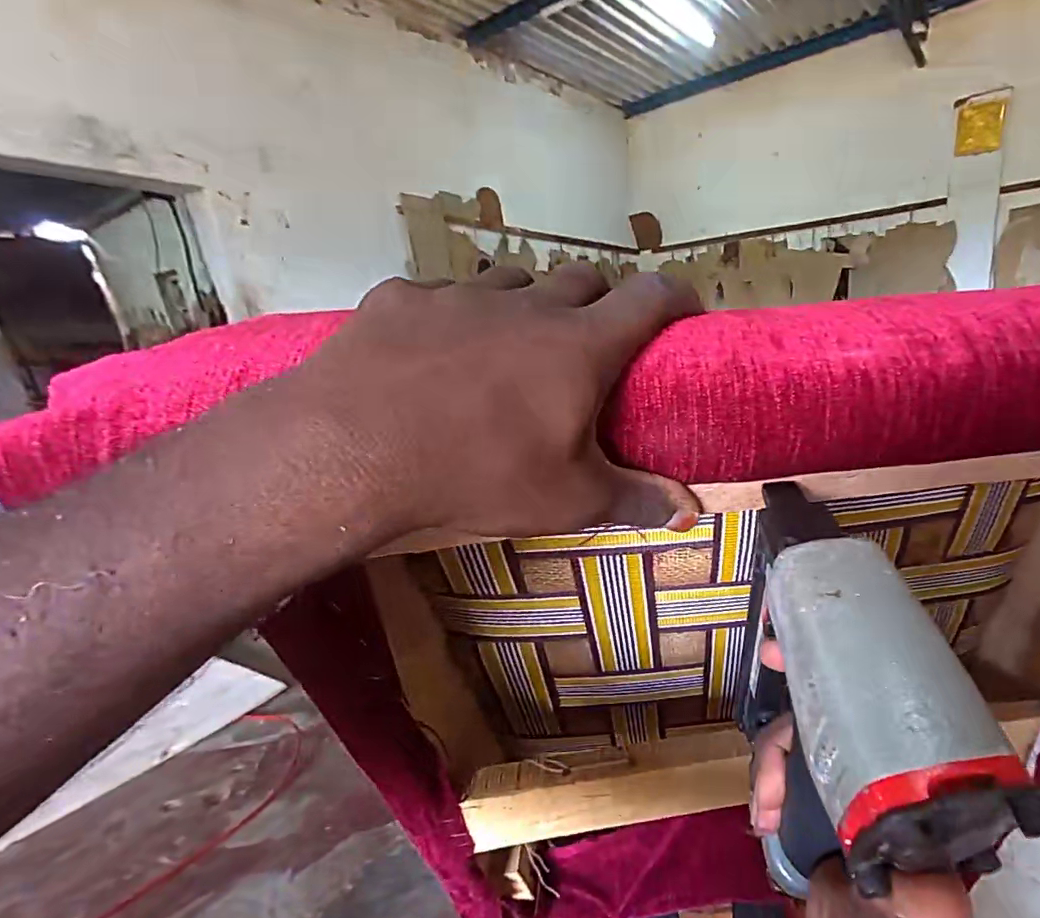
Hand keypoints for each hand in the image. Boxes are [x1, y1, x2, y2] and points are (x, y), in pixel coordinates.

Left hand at [268, 263, 703, 540]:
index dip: (677, 299)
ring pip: (517, 280)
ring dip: (533, 305)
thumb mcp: (569, 499)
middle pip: (585, 279)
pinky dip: (464, 318)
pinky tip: (443, 358)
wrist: (347, 454)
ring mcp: (460, 295)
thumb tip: (693, 515)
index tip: (686, 314)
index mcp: (580, 347)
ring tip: (520, 350)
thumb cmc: (479, 475)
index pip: (649, 298)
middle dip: (603, 303)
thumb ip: (637, 499)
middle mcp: (527, 305)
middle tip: (596, 348)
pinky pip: (448, 295)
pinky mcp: (402, 298)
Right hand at [750, 641, 978, 917]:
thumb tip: (943, 907)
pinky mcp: (812, 796)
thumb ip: (922, 904)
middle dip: (799, 688)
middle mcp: (882, 763)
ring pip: (799, 735)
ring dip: (774, 759)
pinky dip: (765, 782)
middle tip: (770, 672)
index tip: (816, 642)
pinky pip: (781, 769)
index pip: (891, 698)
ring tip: (768, 811)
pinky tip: (764, 817)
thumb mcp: (912, 917)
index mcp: (917, 773)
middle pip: (834, 705)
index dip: (854, 662)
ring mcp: (843, 777)